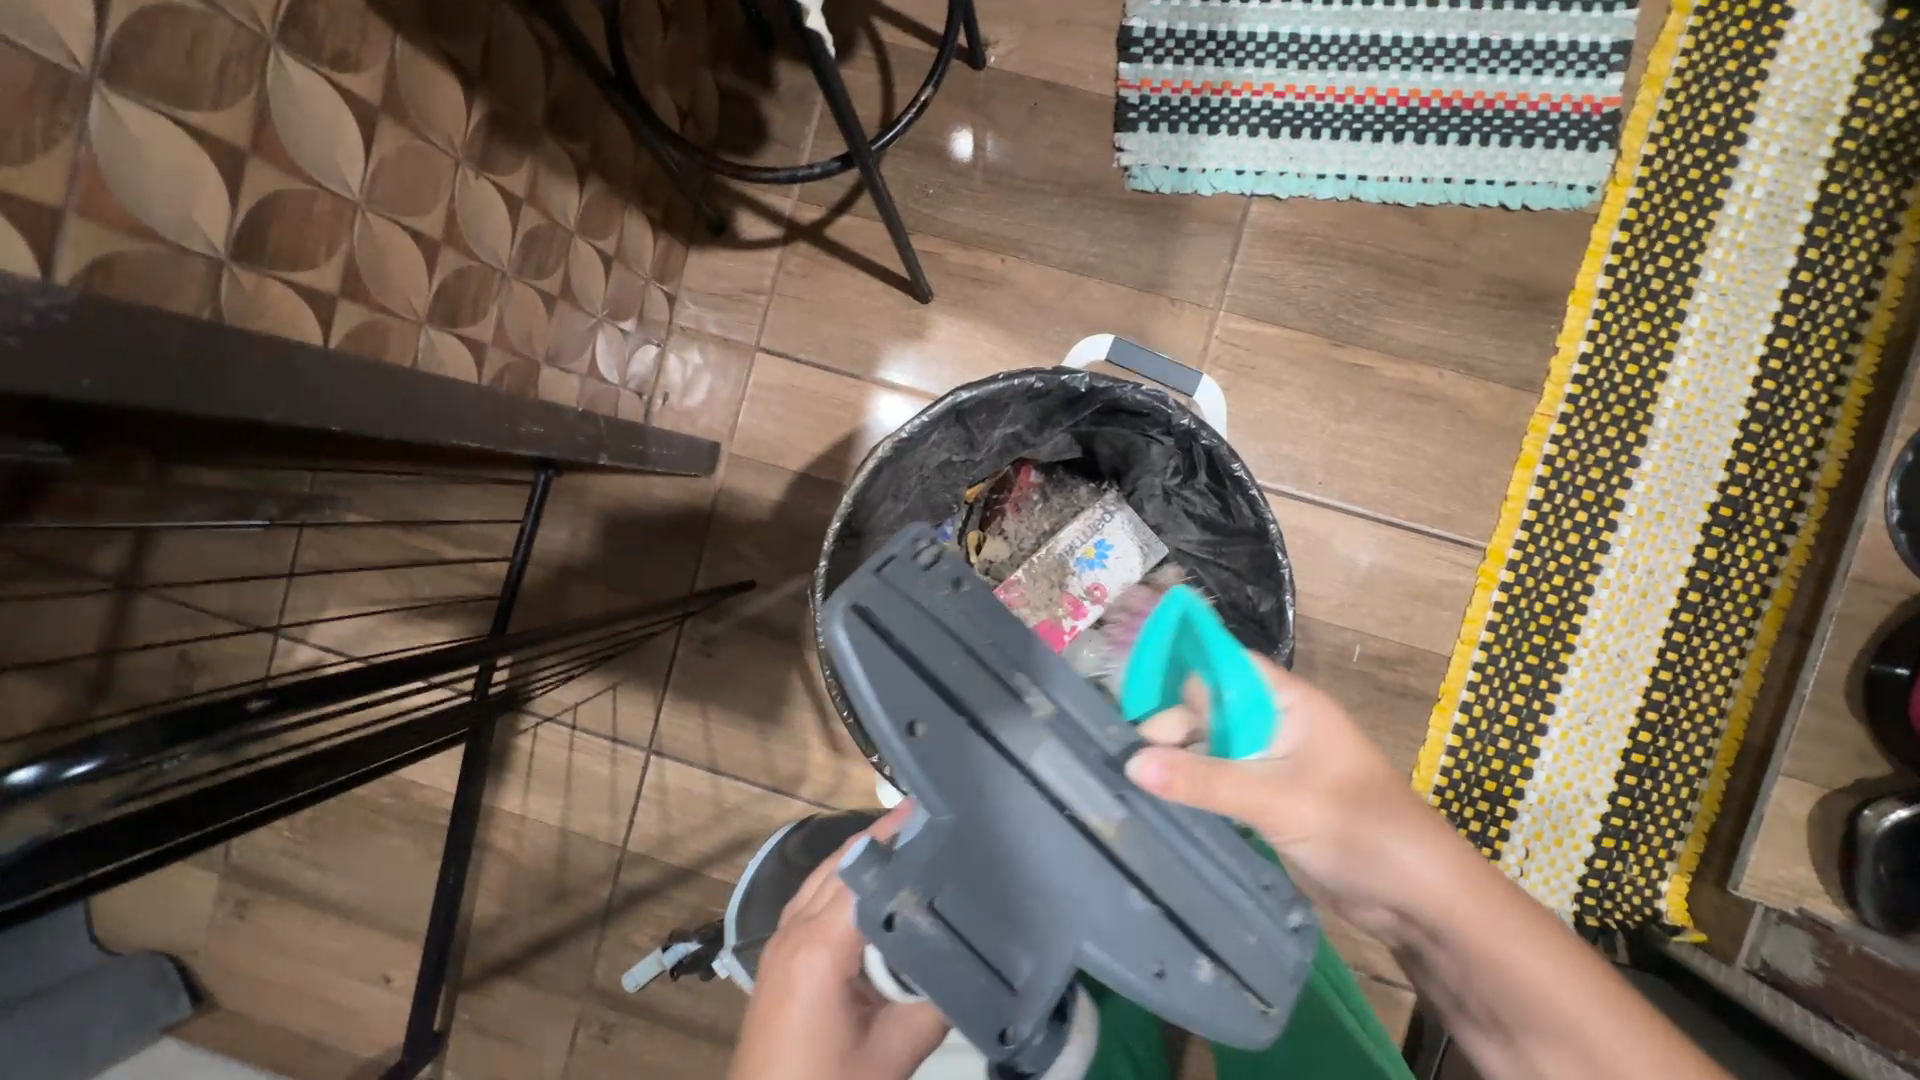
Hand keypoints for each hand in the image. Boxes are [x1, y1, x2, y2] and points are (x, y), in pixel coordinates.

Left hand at [729, 803, 949, 1079]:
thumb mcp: (894, 1051)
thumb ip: (934, 1003)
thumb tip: (966, 965)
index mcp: (820, 946)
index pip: (862, 872)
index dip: (896, 838)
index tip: (930, 814)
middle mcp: (793, 932)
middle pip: (839, 865)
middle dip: (880, 837)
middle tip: (925, 818)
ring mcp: (778, 944)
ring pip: (820, 878)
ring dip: (858, 855)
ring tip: (900, 838)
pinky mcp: (776, 960)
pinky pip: (809, 900)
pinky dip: (839, 881)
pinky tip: (864, 888)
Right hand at [1124, 656, 1450, 939]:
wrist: (1417, 897)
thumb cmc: (1357, 828)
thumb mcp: (1275, 799)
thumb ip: (1203, 780)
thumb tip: (1130, 762)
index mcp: (1288, 703)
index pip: (1224, 668)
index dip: (1179, 673)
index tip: (1129, 692)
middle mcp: (1277, 724)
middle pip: (1210, 709)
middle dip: (1171, 726)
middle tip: (1127, 755)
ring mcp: (1274, 763)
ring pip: (1213, 747)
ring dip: (1179, 758)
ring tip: (1129, 774)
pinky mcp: (1270, 799)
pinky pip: (1222, 780)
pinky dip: (1194, 785)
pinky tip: (1160, 796)